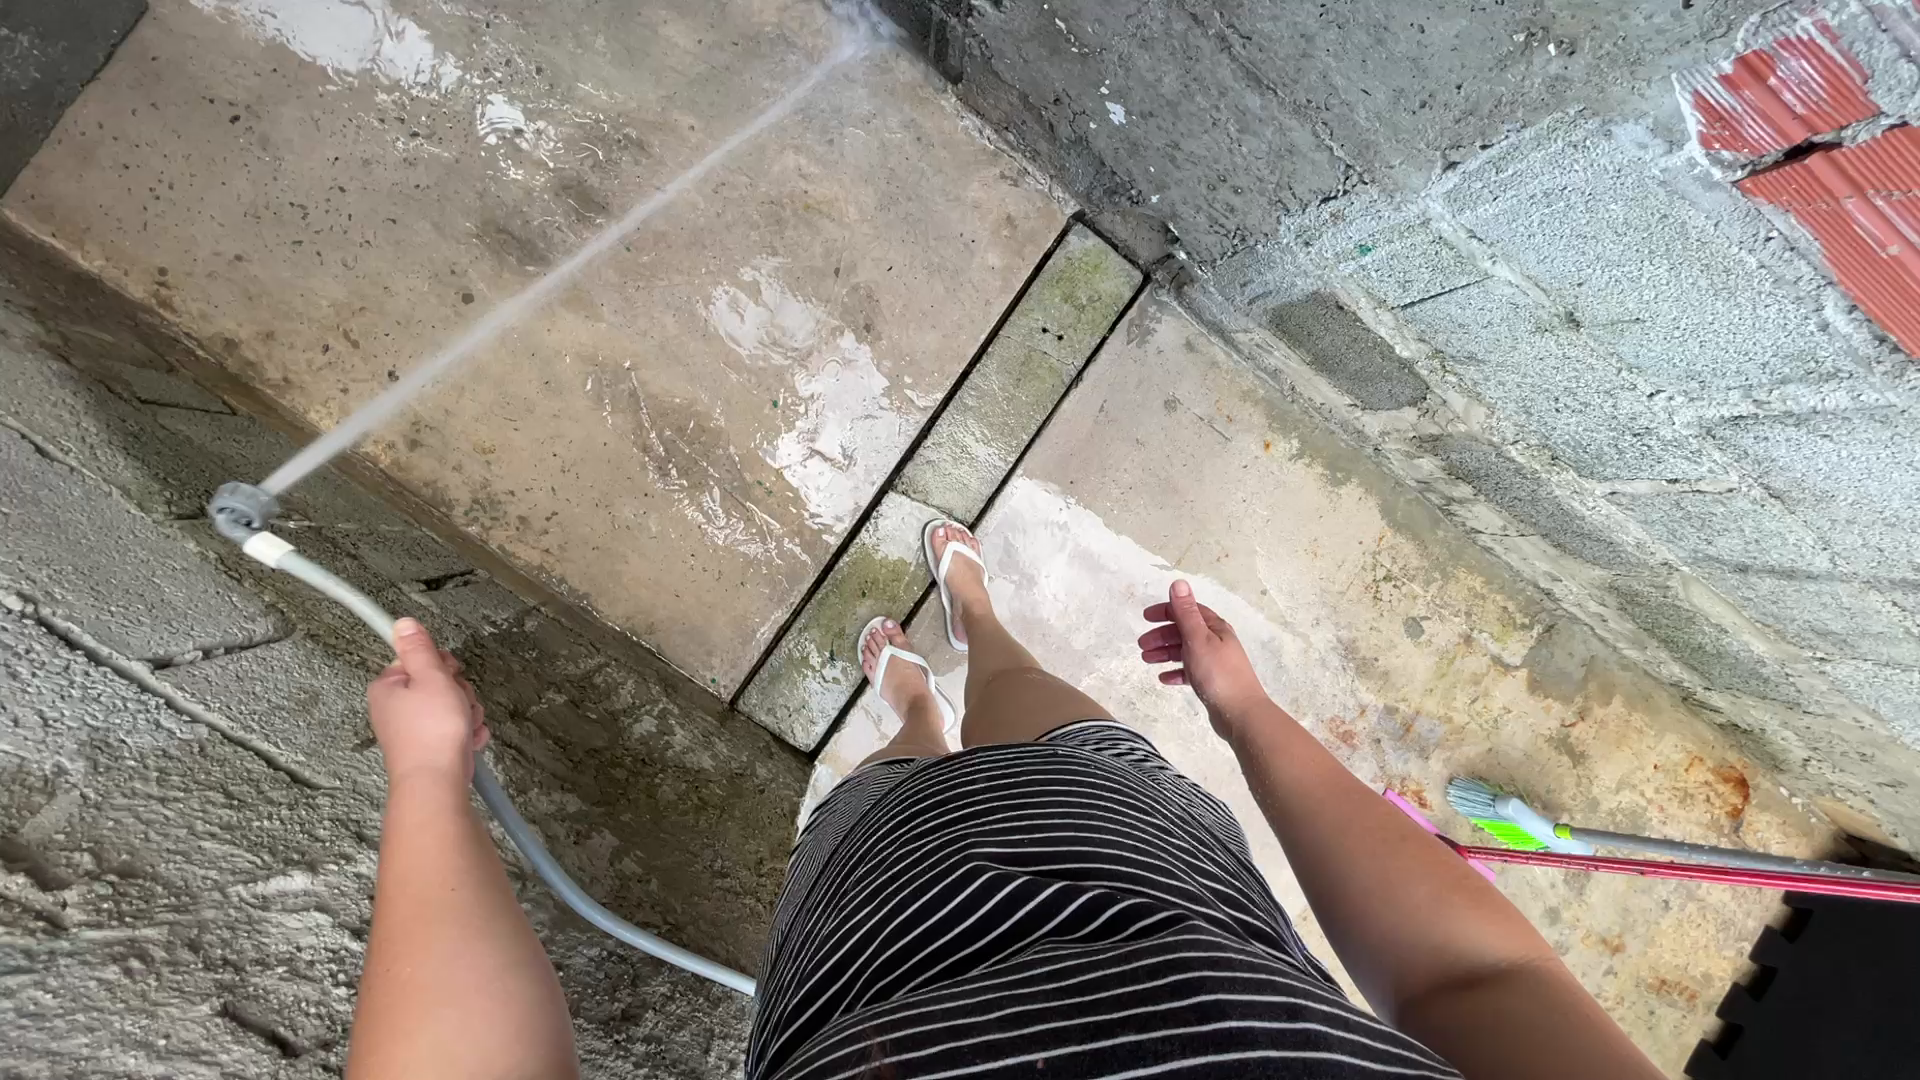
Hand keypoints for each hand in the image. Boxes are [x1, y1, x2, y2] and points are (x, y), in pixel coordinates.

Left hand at [367, 618, 488, 785]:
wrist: (437, 778)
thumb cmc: (432, 729)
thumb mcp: (431, 678)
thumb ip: (420, 649)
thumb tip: (404, 623)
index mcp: (389, 686)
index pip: (420, 659)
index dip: (443, 665)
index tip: (450, 675)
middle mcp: (396, 706)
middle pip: (441, 682)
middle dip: (460, 692)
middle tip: (458, 703)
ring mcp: (413, 727)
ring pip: (453, 704)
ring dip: (467, 712)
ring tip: (463, 725)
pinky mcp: (430, 743)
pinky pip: (456, 726)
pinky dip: (467, 731)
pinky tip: (467, 739)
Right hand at [1139, 580, 1269, 738]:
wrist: (1240, 713)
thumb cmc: (1217, 673)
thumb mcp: (1198, 639)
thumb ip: (1186, 612)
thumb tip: (1178, 583)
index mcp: (1214, 628)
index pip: (1187, 611)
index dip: (1166, 611)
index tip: (1145, 618)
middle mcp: (1216, 642)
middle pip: (1184, 631)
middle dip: (1161, 635)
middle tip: (1142, 645)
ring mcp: (1214, 662)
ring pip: (1184, 651)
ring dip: (1165, 653)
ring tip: (1146, 660)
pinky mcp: (1211, 681)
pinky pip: (1189, 671)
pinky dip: (1175, 672)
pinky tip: (1164, 678)